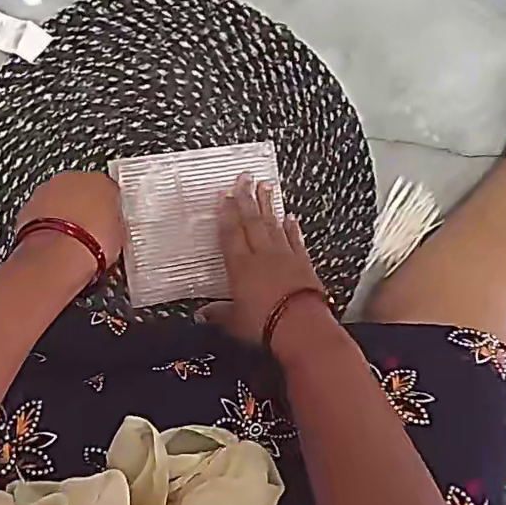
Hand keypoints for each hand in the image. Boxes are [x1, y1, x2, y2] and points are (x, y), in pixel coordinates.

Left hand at [14, 171, 127, 273]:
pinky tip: (55, 244)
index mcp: (101, 181)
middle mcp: (72, 179)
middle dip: (84, 208)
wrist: (58, 256)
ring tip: (72, 242)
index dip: (110, 210)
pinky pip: (41, 214)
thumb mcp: (119, 237)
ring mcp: (47, 191)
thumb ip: (116, 224)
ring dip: (64, 216)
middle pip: (81, 191)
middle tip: (91, 232)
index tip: (110, 224)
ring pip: (59, 201)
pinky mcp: (28, 207)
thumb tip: (114, 229)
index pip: (109, 190)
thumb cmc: (90, 243)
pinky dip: (47, 225)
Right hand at [200, 176, 326, 345]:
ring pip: (273, 224)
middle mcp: (262, 255)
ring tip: (265, 186)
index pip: (231, 233)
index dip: (227, 213)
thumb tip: (202, 314)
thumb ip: (219, 314)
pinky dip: (292, 227)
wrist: (302, 327)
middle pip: (252, 221)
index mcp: (241, 266)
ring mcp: (284, 256)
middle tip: (244, 177)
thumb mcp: (235, 322)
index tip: (225, 195)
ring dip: (268, 205)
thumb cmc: (265, 324)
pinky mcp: (303, 263)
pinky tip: (290, 217)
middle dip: (247, 197)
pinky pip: (295, 240)